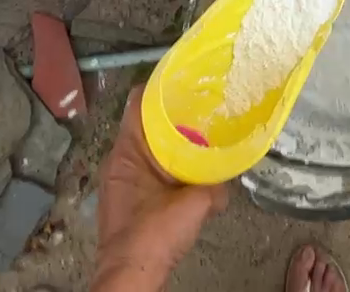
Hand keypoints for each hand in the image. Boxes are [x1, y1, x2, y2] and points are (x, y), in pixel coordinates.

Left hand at [92, 88, 229, 291]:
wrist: (132, 277)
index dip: (160, 86)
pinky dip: (166, 160)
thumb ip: (215, 185)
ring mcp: (121, 179)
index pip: (138, 101)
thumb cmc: (154, 235)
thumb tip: (229, 178)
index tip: (186, 78)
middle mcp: (119, 159)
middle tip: (203, 103)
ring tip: (201, 130)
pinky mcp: (128, 197)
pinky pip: (147, 166)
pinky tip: (190, 165)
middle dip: (172, 111)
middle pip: (145, 120)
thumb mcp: (193, 205)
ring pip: (147, 144)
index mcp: (126, 151)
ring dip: (169, 138)